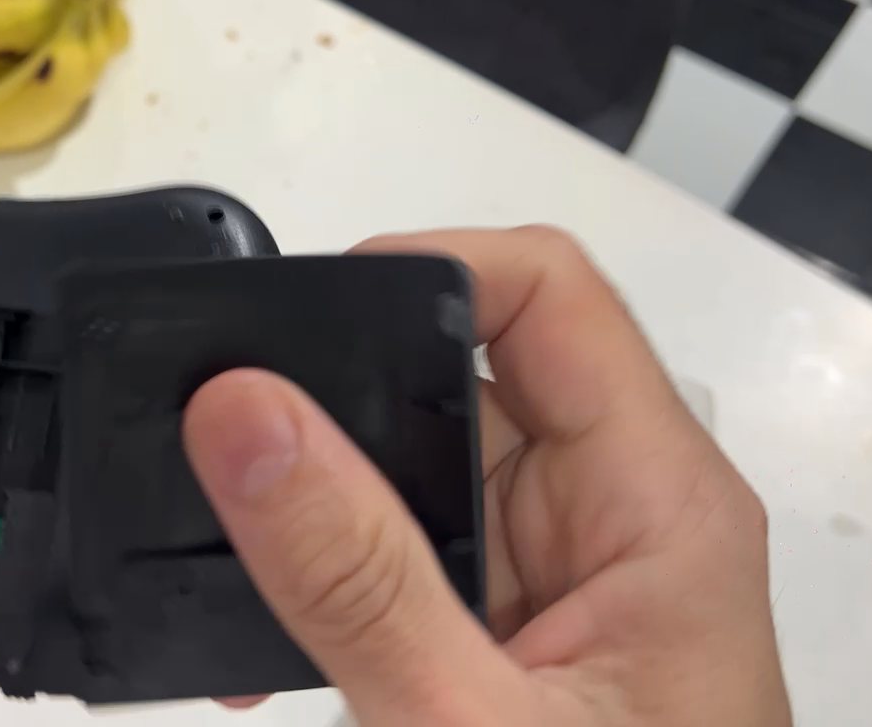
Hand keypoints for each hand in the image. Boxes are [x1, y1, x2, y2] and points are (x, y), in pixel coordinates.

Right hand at [186, 227, 789, 724]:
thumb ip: (355, 575)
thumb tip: (239, 409)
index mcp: (648, 495)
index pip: (545, 289)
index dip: (427, 261)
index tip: (303, 316)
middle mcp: (594, 496)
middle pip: (453, 353)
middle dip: (335, 376)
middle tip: (229, 424)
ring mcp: (532, 549)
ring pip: (401, 439)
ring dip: (309, 475)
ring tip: (223, 521)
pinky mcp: (481, 599)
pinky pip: (380, 523)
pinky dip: (308, 543)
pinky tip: (252, 612)